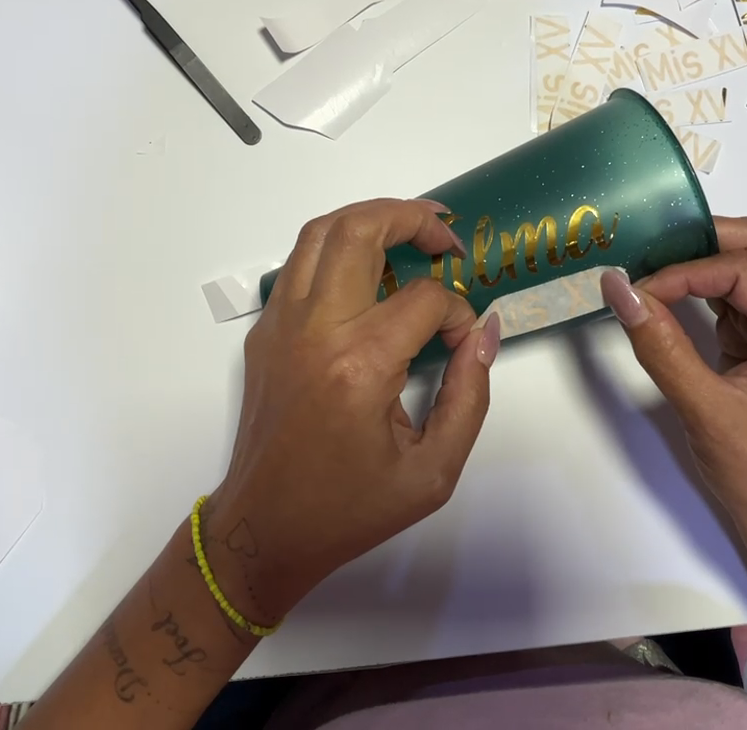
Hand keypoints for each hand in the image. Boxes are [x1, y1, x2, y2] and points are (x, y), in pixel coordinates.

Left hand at [204, 198, 502, 626]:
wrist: (264, 529)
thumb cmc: (350, 507)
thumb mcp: (433, 472)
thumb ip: (470, 396)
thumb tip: (482, 331)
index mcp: (359, 366)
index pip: (424, 300)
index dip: (457, 312)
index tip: (462, 341)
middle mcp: (314, 329)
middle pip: (359, 230)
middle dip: (412, 218)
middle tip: (446, 236)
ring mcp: (280, 324)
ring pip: (320, 232)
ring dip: (370, 219)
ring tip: (410, 233)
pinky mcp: (264, 330)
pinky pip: (300, 263)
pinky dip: (338, 248)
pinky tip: (368, 271)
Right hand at [599, 217, 746, 562]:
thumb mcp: (704, 409)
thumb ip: (659, 344)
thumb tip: (617, 287)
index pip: (744, 271)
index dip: (685, 271)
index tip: (638, 290)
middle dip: (700, 240)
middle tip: (647, 253)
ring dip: (697, 260)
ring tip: (648, 269)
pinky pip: (734, 292)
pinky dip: (697, 286)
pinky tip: (664, 292)